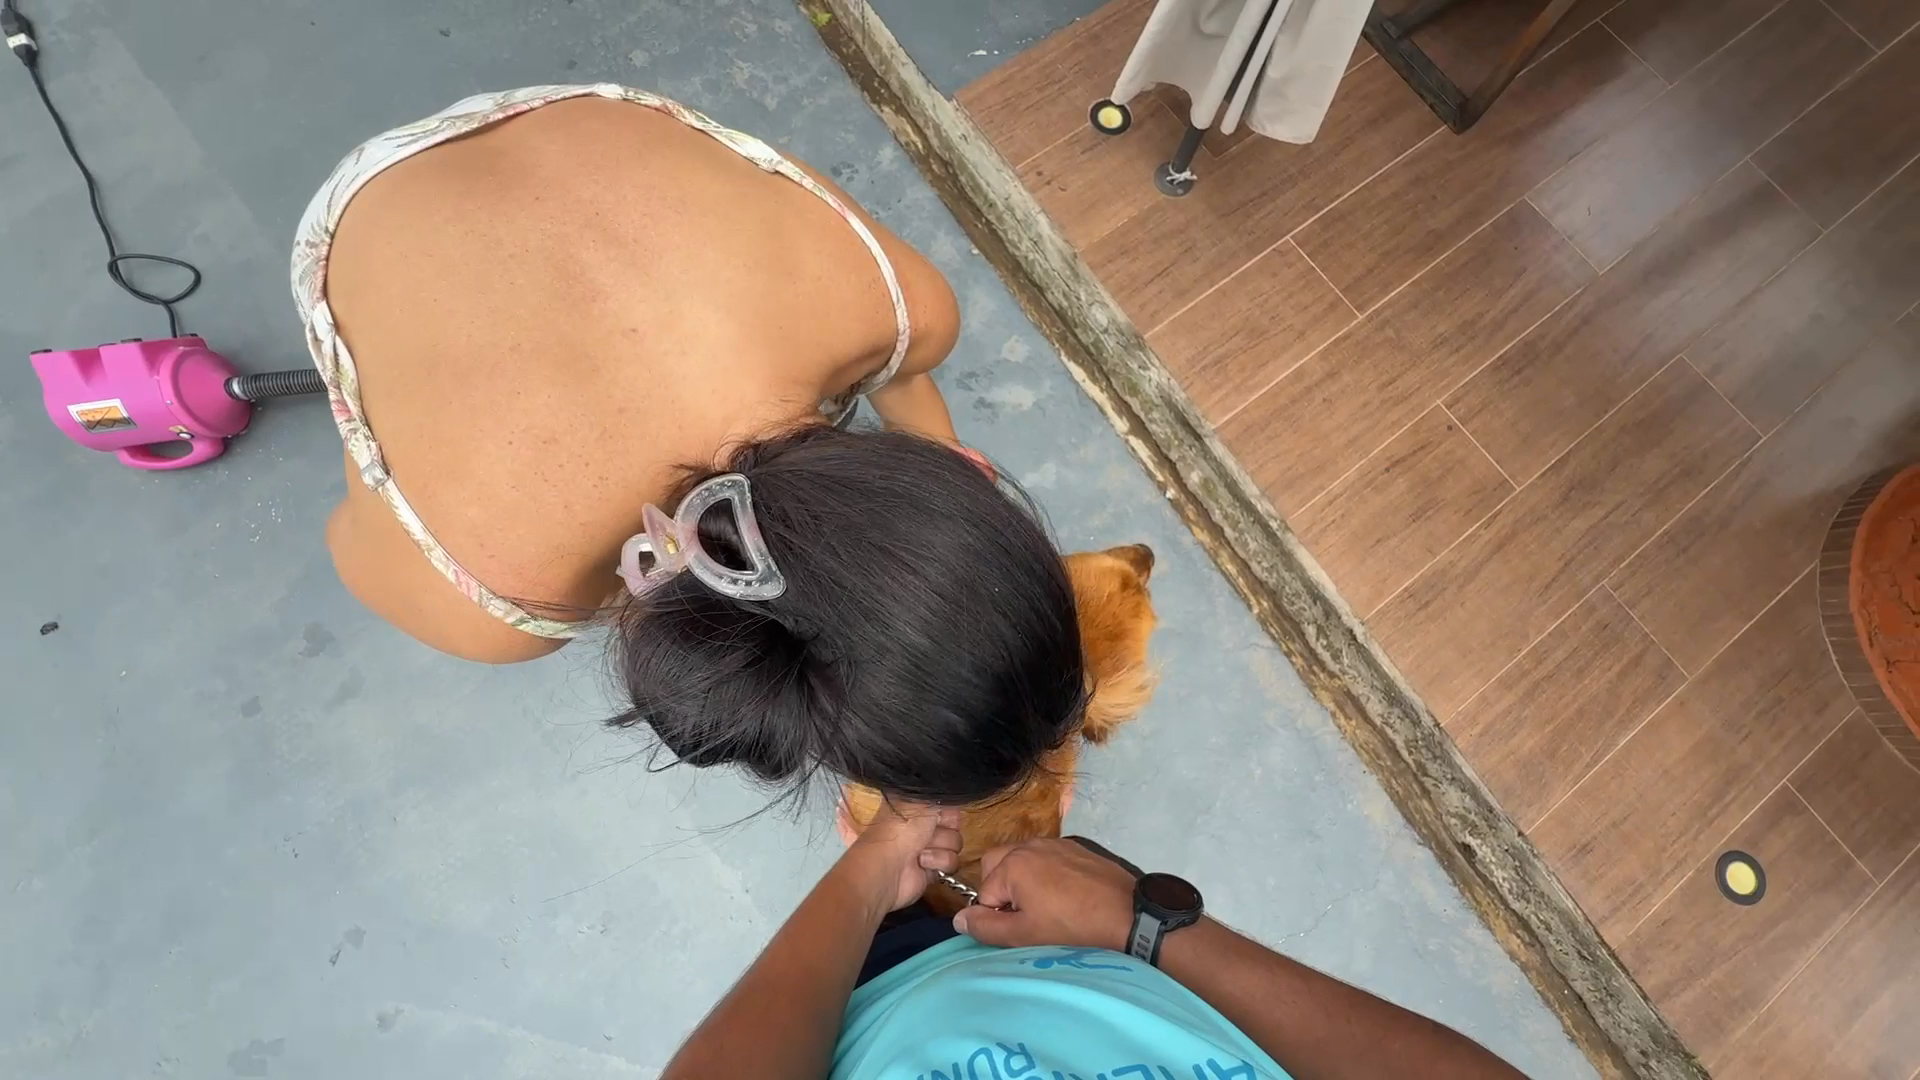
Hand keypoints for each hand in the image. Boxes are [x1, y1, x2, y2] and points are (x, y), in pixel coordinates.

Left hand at [837, 801, 962, 915]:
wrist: (888, 867)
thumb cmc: (900, 829)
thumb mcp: (922, 803)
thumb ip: (941, 797)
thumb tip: (954, 797)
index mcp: (916, 806)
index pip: (946, 803)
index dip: (947, 808)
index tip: (941, 811)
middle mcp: (922, 825)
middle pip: (954, 823)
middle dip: (944, 828)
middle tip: (928, 832)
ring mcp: (928, 847)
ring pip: (955, 843)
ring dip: (940, 846)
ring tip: (920, 851)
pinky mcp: (933, 869)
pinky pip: (951, 863)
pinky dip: (938, 862)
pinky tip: (922, 864)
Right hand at [951, 838, 1135, 950]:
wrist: (1126, 913)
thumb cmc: (1071, 926)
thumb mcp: (1025, 935)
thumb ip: (986, 927)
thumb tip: (958, 919)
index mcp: (1012, 863)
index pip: (984, 893)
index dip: (995, 916)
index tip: (1019, 930)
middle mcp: (1027, 845)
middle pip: (996, 864)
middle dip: (1001, 889)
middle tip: (1023, 916)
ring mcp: (1052, 842)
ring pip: (1021, 859)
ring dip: (1022, 880)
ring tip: (1045, 908)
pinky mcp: (1073, 846)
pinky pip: (1045, 857)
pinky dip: (1044, 873)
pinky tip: (1064, 895)